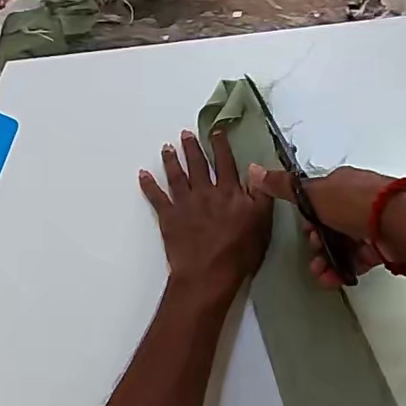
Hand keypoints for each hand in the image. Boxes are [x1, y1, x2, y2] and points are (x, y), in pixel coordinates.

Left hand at [140, 128, 271, 300]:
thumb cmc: (240, 253)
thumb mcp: (263, 223)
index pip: (225, 162)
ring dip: (171, 160)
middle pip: (198, 164)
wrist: (209, 273)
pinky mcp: (169, 216)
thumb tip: (256, 168)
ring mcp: (185, 203)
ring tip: (167, 148)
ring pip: (176, 175)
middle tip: (185, 134)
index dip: (220, 145)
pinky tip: (142, 175)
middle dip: (192, 147)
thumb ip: (261, 193)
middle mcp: (205, 192)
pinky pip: (156, 197)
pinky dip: (148, 185)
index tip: (215, 131)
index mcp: (229, 192)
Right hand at [248, 164, 401, 287]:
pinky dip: (344, 269)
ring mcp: (372, 224)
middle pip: (329, 224)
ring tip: (321, 274)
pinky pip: (358, 259)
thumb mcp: (312, 193)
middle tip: (312, 252)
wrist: (400, 225)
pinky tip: (335, 279)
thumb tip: (254, 170)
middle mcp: (357, 201)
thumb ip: (283, 187)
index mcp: (342, 183)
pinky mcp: (383, 245)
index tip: (302, 230)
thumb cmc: (355, 203)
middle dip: (316, 243)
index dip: (306, 216)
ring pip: (342, 244)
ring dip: (327, 260)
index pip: (317, 198)